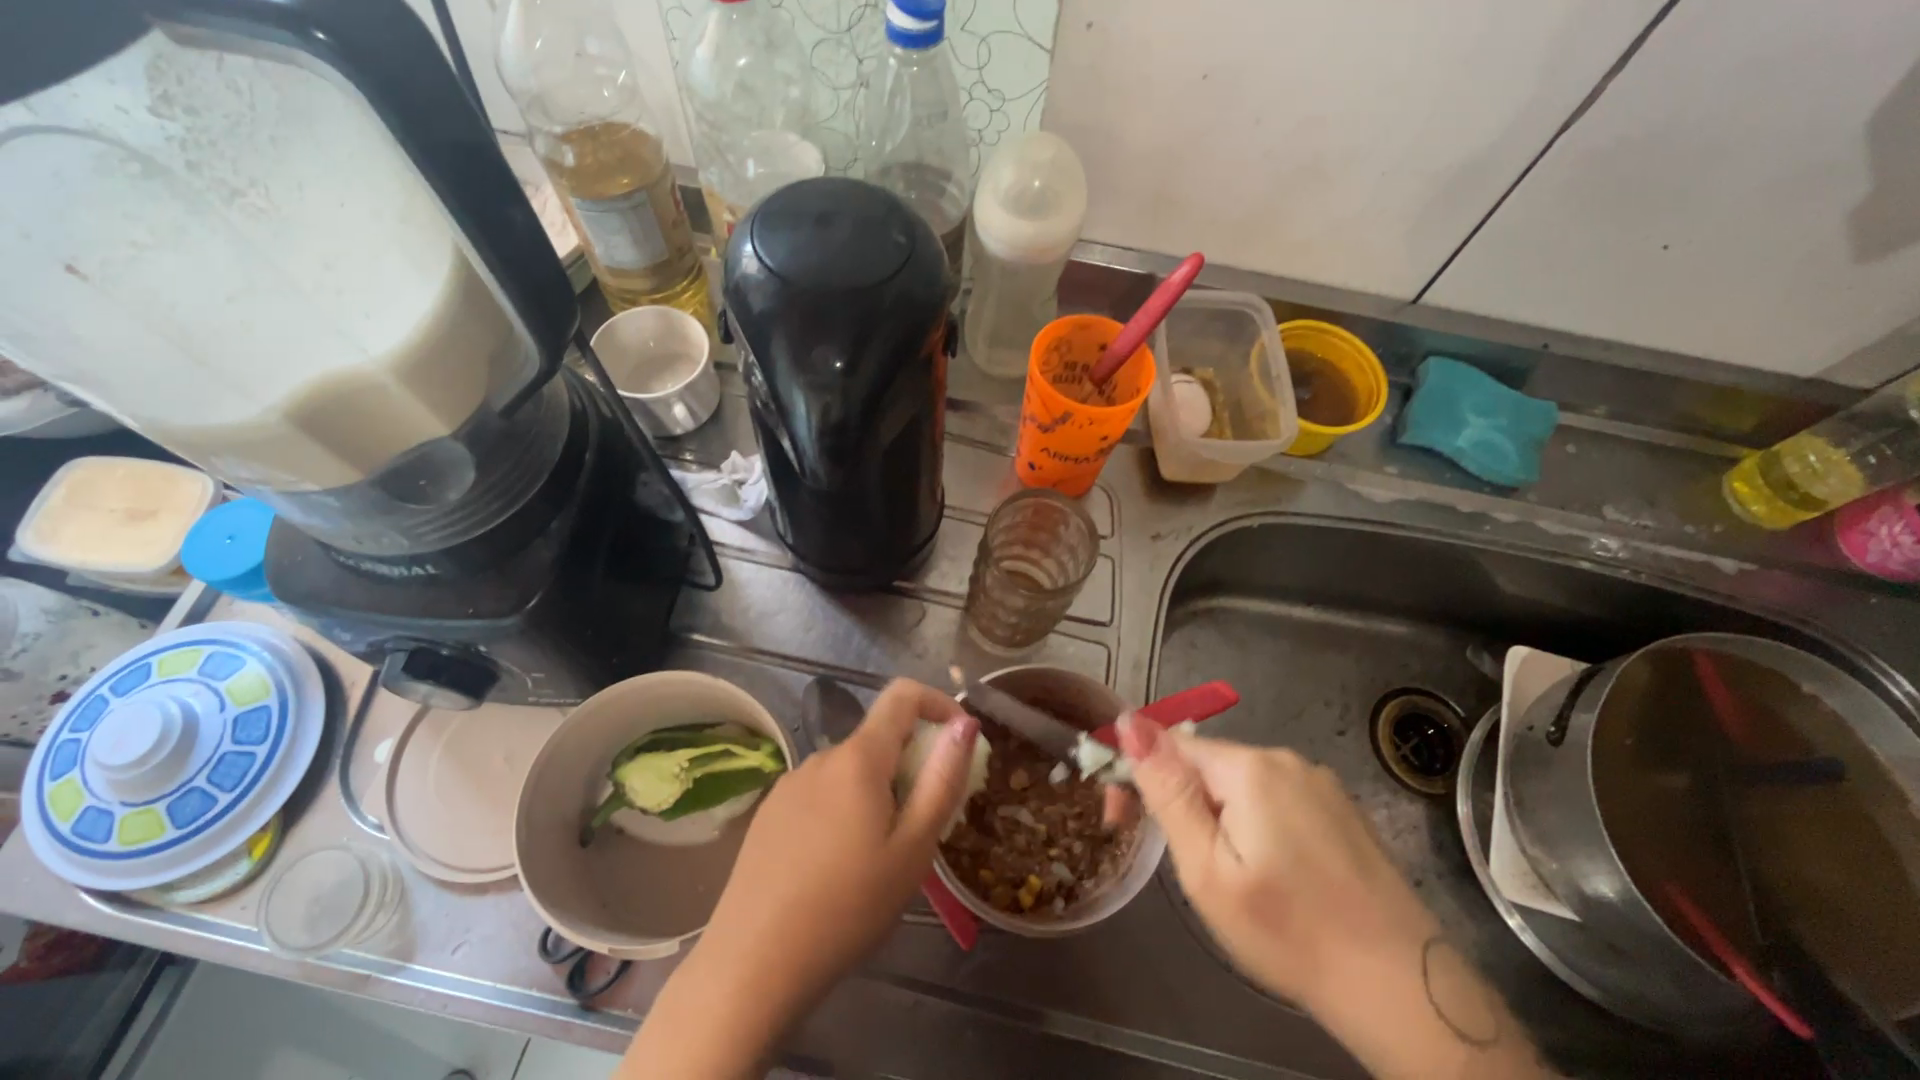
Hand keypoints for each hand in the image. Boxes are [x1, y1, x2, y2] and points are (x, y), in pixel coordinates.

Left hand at [695, 678, 979, 1012]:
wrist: (755, 960)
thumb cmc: (849, 906)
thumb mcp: (913, 849)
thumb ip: (942, 780)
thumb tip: (965, 725)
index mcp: (858, 758)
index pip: (902, 695)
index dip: (939, 704)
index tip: (961, 740)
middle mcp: (819, 758)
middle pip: (877, 740)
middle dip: (911, 765)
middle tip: (926, 825)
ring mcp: (788, 786)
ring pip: (849, 772)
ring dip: (877, 793)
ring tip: (883, 857)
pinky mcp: (768, 815)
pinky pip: (821, 796)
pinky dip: (845, 811)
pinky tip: (839, 867)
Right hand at [1119, 717, 1434, 1004]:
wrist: (1397, 983)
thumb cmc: (1286, 932)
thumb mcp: (1206, 868)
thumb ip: (1168, 792)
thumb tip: (1129, 722)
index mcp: (1250, 768)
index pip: (1172, 746)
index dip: (1142, 778)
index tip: (1124, 823)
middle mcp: (1288, 761)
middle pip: (1210, 765)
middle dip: (1183, 801)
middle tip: (1185, 866)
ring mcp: (1323, 785)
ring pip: (1244, 786)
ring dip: (1222, 817)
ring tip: (1230, 878)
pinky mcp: (1344, 812)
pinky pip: (1280, 802)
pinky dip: (1260, 826)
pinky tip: (1272, 875)